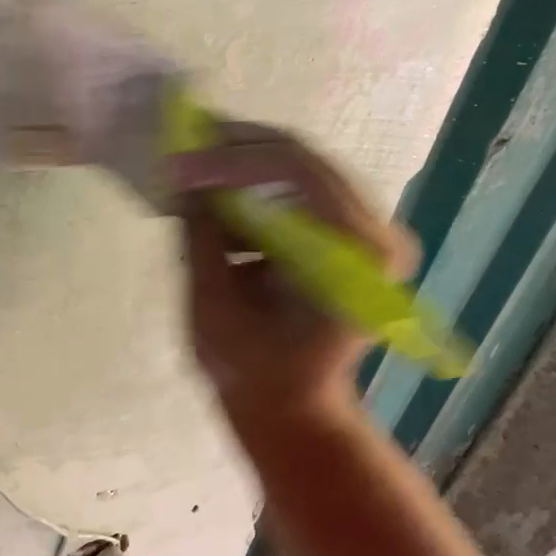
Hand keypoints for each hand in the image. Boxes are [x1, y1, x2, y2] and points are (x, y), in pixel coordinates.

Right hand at [174, 123, 416, 423]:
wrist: (289, 407)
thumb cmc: (252, 372)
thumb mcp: (213, 307)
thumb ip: (201, 238)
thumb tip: (184, 182)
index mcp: (356, 254)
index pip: (299, 170)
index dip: (232, 159)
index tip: (180, 166)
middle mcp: (375, 233)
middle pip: (302, 162)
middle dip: (234, 152)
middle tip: (180, 148)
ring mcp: (365, 233)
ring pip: (297, 172)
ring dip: (241, 168)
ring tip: (190, 168)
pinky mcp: (344, 239)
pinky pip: (296, 194)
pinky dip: (252, 191)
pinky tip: (212, 195)